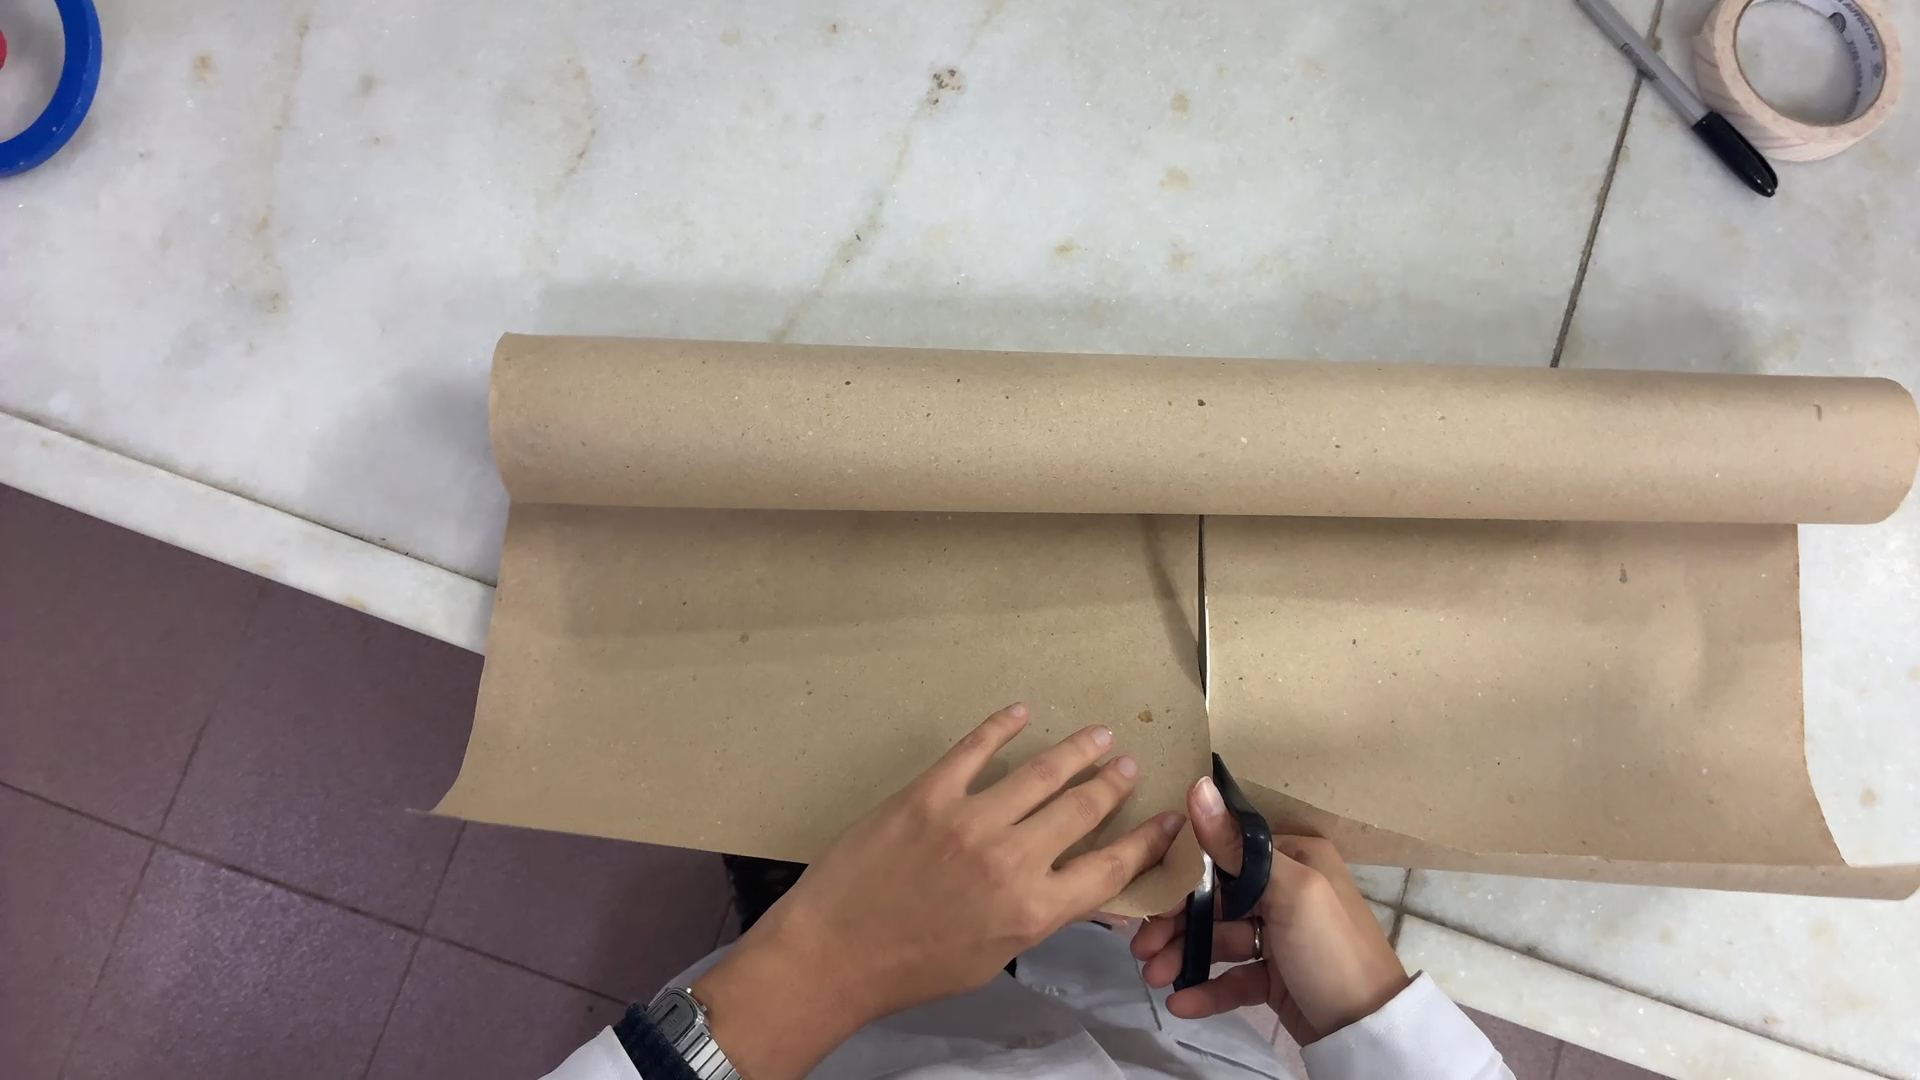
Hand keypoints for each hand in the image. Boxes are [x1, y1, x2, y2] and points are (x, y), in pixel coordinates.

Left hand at [693, 703, 1186, 1079]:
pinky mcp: (929, 793)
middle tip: (1127, 761)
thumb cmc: (914, 966)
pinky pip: (974, 749)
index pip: (1109, 869)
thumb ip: (1036, 914)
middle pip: (1080, 809)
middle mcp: (1011, 861)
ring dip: (1075, 750)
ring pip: (1040, 773)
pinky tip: (1021, 711)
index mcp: (1032, 910)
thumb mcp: (992, 956)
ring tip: (1098, 733)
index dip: (1146, 842)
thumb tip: (1069, 879)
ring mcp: (969, 820)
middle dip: (1111, 783)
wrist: (835, 953)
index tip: (1169, 819)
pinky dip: (1000, 726)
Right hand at [1130, 776, 1409, 1044]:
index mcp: (1293, 858)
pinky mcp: (1275, 976)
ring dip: (1183, 955)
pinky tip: (1180, 1001)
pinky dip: (1206, 987)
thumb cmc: (1331, 950)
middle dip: (1175, 923)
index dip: (1182, 873)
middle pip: (1215, 898)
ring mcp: (1279, 935)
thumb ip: (1233, 843)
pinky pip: (1232, 976)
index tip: (1148, 892)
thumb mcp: (1287, 891)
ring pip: (1217, 938)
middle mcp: (1286, 889)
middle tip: (1141, 945)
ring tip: (1154, 977)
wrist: (1372, 1041)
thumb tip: (1196, 783)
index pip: (1224, 854)